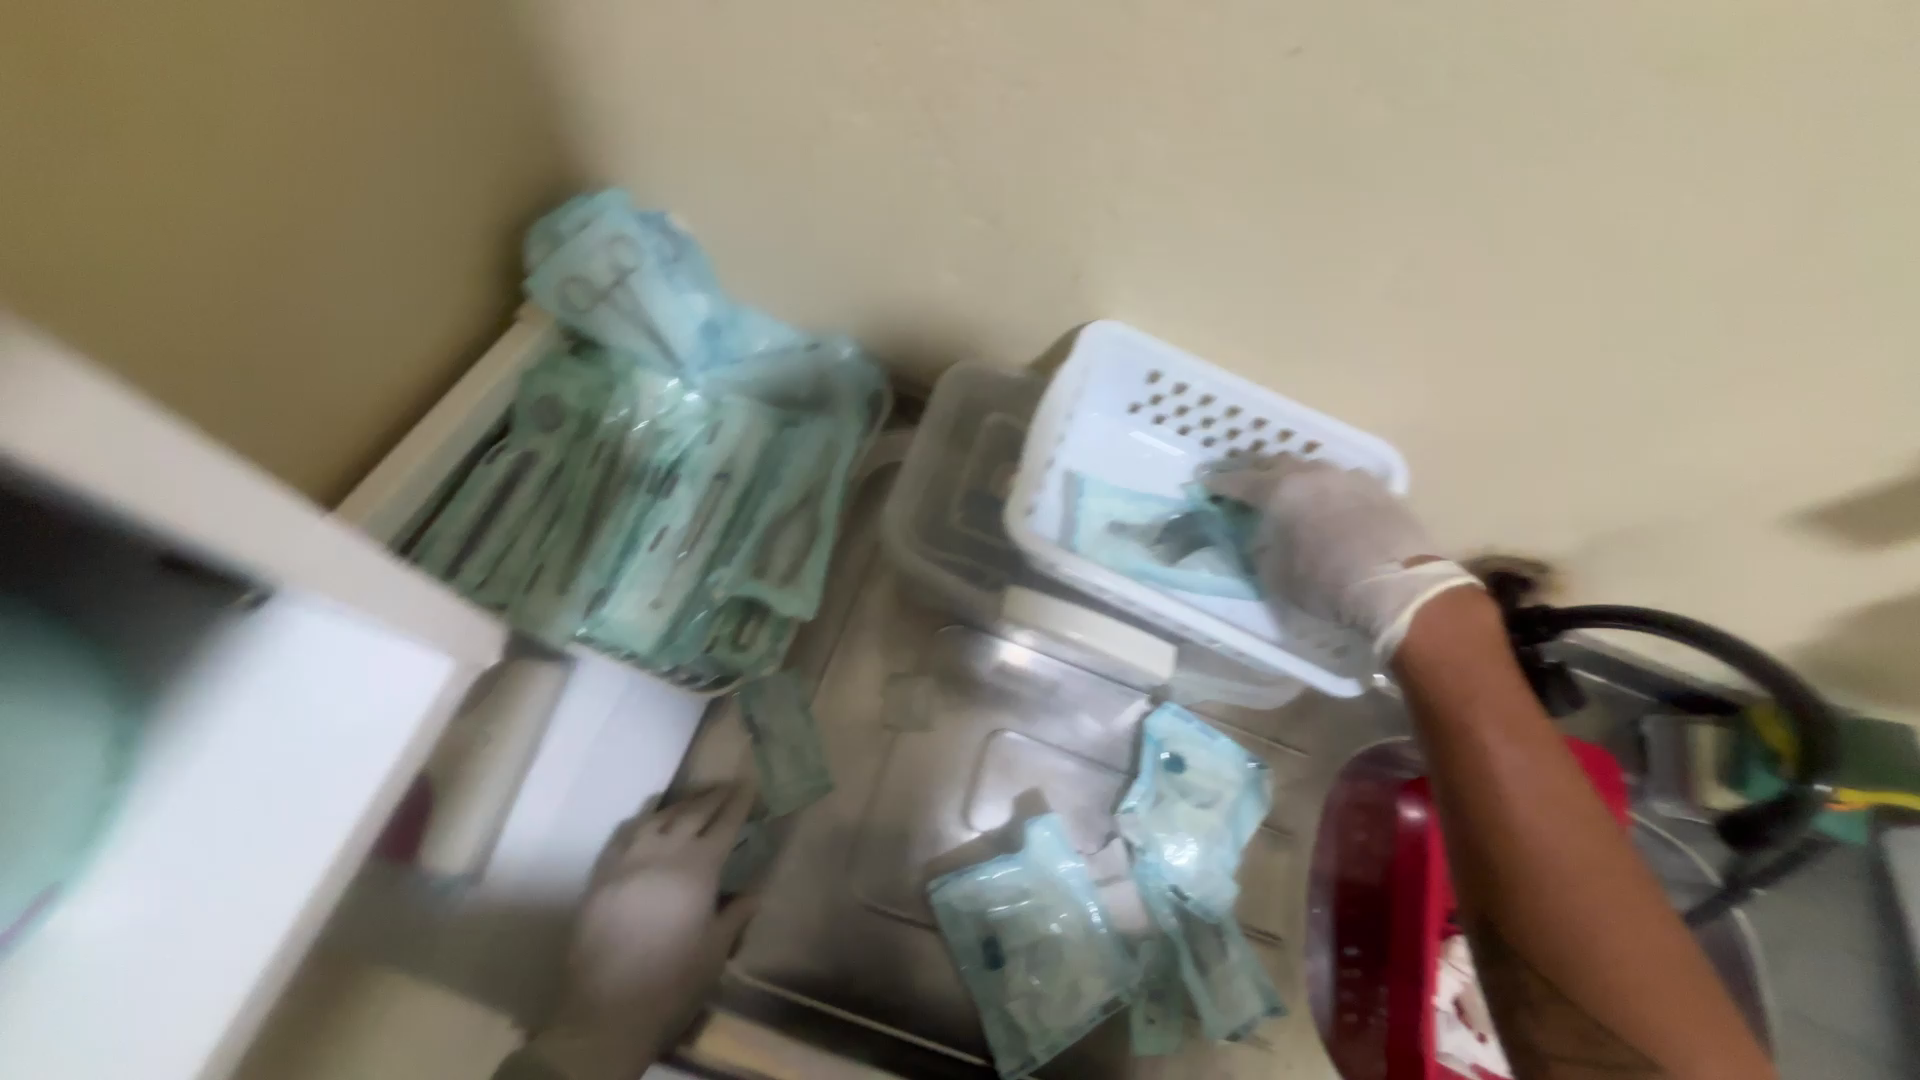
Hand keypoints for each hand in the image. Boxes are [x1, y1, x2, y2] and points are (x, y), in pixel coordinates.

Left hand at [529, 785, 758, 1079]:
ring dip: (678, 804)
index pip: (725, 824)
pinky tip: (647, 821)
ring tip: (692, 798)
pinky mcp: (601, 877)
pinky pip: (623, 836)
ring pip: (657, 818)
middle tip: (726, 785)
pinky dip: (641, 821)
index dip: (739, 803)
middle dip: (712, 796)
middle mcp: (663, 854)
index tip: (750, 784)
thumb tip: (754, 891)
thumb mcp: (716, 951)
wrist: (605, 1012)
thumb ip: (735, 914)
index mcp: (698, 869)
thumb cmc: (672, 982)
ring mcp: (628, 862)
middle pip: (692, 813)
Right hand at [1204, 457, 1479, 658]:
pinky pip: (1346, 482)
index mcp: (1280, 491)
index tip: (1206, 487)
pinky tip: (1333, 505)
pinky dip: (1331, 491)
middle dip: (1258, 474)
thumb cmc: (1325, 583)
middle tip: (1247, 487)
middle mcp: (1313, 474)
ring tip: (1293, 494)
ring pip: (1314, 469)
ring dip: (1298, 479)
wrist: (1399, 586)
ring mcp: (1350, 478)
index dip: (1219, 485)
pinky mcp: (1382, 490)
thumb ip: (1260, 550)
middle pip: (1277, 464)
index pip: (1239, 482)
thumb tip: (1259, 540)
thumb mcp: (1275, 575)